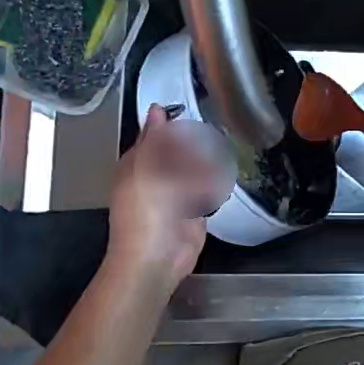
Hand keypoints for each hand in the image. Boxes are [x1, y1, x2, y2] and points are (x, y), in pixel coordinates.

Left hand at [106, 105, 228, 287]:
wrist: (157, 256)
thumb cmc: (146, 208)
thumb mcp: (146, 166)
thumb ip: (155, 138)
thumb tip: (157, 108)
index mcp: (139, 162)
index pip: (157, 134)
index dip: (172, 122)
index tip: (193, 107)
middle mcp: (158, 174)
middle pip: (180, 148)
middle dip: (195, 141)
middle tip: (212, 130)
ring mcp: (178, 192)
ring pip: (197, 166)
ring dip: (207, 159)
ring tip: (222, 147)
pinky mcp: (196, 208)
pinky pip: (208, 187)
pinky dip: (215, 181)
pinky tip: (224, 171)